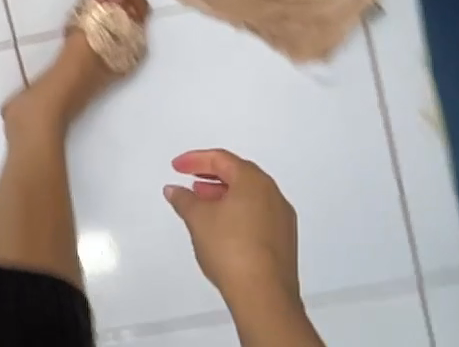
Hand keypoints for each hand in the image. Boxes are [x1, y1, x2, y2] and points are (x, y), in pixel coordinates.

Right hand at [164, 149, 303, 305]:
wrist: (264, 297)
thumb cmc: (230, 249)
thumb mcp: (198, 219)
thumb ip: (184, 199)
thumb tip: (174, 190)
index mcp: (254, 181)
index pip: (221, 159)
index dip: (195, 160)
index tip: (177, 167)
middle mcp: (273, 195)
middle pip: (239, 175)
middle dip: (212, 177)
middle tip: (191, 182)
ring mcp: (282, 220)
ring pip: (250, 197)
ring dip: (224, 196)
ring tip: (202, 206)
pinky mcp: (284, 242)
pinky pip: (258, 215)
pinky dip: (238, 213)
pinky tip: (222, 228)